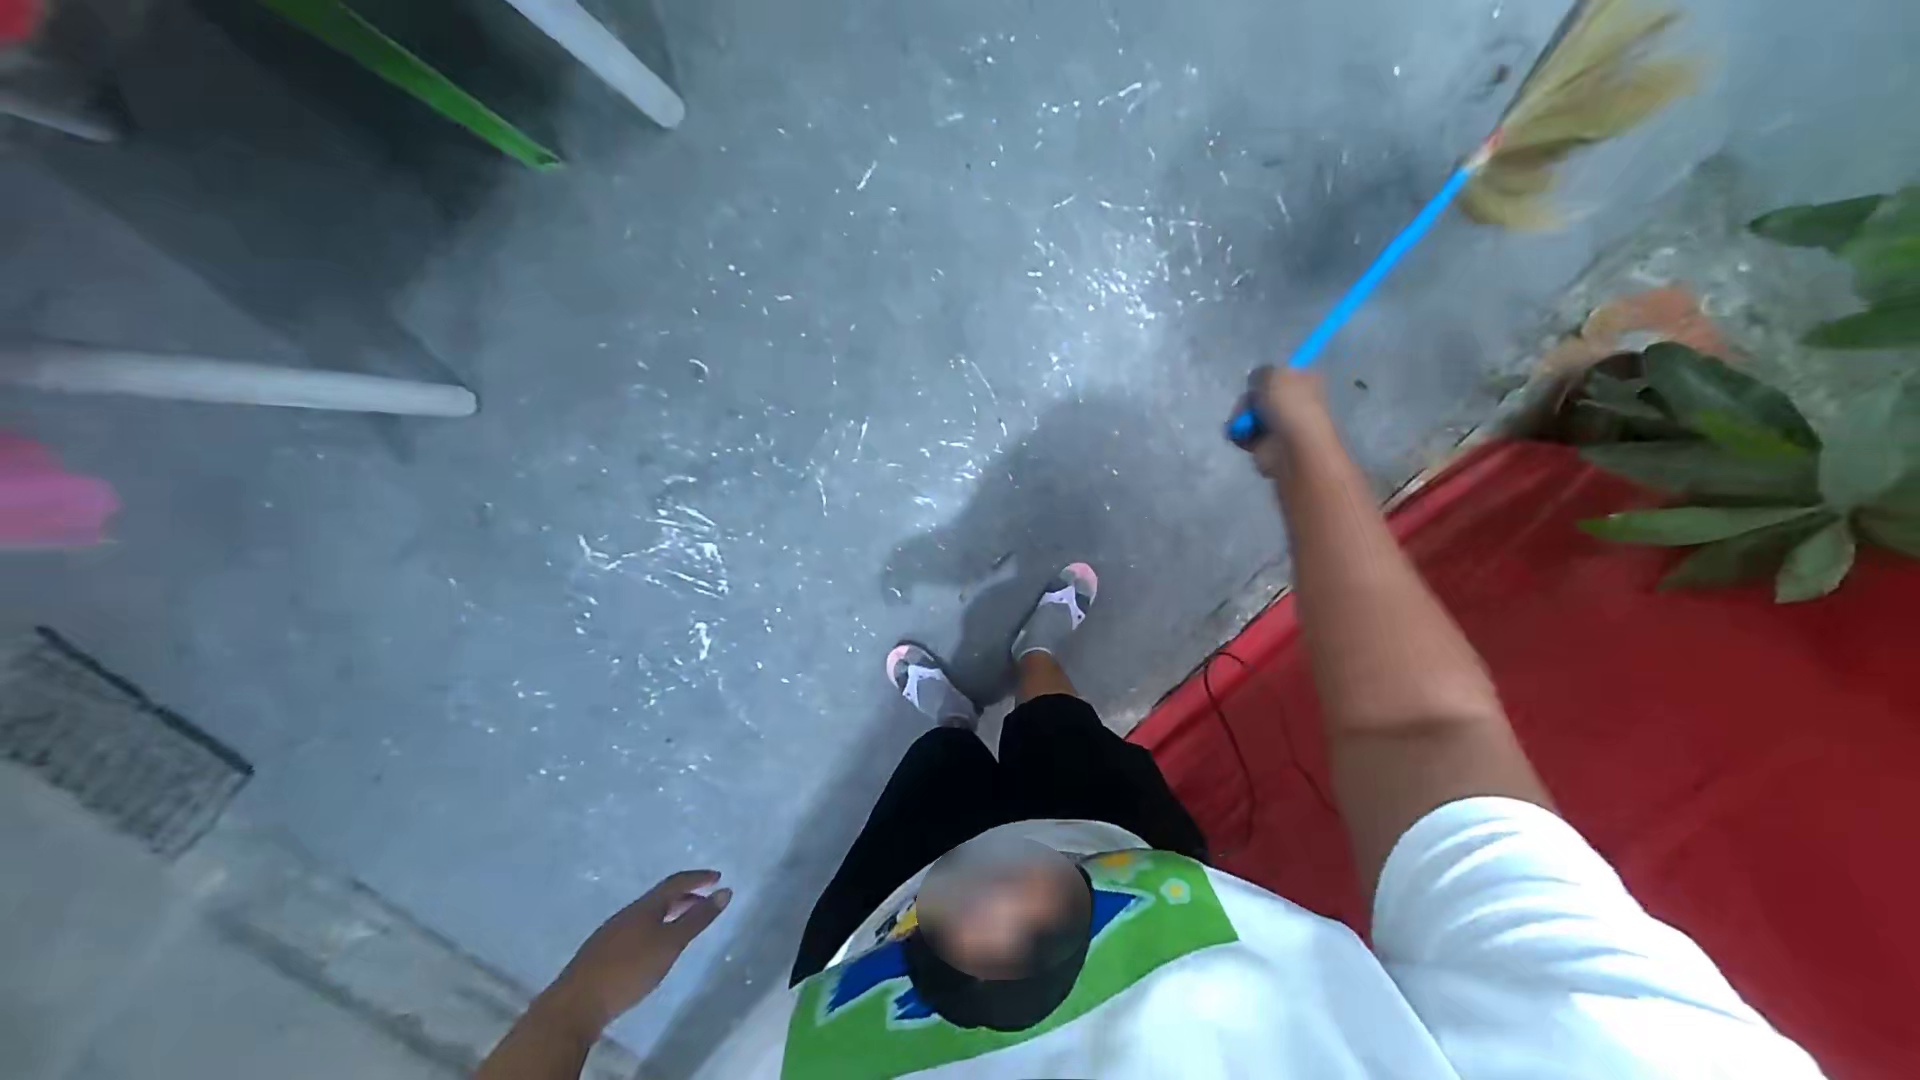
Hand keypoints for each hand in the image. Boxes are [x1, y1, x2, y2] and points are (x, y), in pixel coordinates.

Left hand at [540, 870, 732, 1034]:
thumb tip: (725, 891)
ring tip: (684, 925)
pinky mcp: (601, 953)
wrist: (574, 1006)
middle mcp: (628, 913)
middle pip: (661, 897)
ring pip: (647, 915)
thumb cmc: (628, 970)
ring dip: (669, 914)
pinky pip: (636, 930)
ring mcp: (612, 933)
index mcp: (645, 906)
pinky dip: (654, 929)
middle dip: (686, 896)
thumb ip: (698, 919)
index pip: (676, 882)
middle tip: (705, 901)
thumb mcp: (670, 944)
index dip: (698, 877)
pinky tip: (653, 949)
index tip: (718, 877)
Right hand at [1239, 367, 1331, 478]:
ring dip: (1240, 418)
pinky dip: (1238, 434)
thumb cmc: (1289, 405)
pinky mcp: (1264, 444)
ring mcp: (1279, 424)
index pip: (1282, 374)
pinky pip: (1243, 434)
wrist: (1291, 446)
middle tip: (1249, 405)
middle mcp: (1293, 402)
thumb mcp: (1273, 374)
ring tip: (1243, 424)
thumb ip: (1261, 372)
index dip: (1267, 377)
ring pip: (1248, 415)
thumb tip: (1257, 381)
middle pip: (1259, 395)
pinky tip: (1239, 434)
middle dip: (1248, 400)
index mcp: (1304, 382)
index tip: (1258, 382)